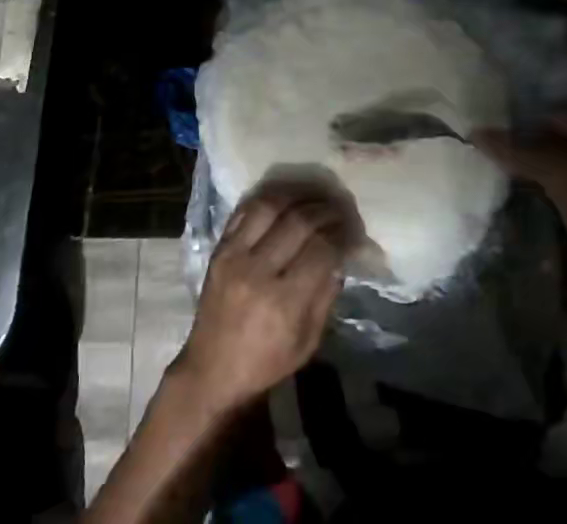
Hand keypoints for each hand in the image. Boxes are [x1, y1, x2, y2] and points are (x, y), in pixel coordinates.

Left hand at [174, 187, 350, 414]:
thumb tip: (343, 253)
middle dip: (326, 210)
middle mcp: (257, 271)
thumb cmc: (267, 361)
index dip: (343, 234)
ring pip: (270, 206)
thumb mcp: (309, 339)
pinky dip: (268, 199)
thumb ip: (327, 293)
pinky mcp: (219, 249)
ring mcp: (233, 256)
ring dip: (297, 195)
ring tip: (315, 197)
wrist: (212, 370)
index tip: (354, 229)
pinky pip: (244, 211)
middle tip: (340, 209)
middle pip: (299, 221)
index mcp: (284, 302)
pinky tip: (286, 199)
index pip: (322, 249)